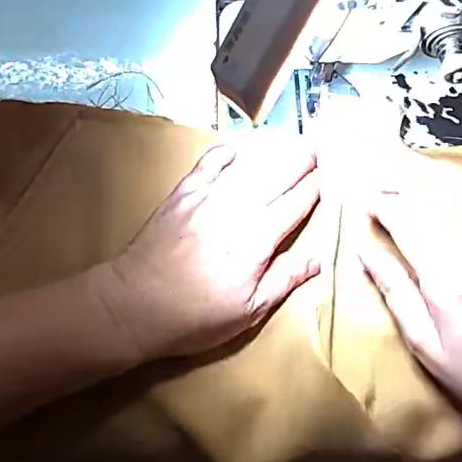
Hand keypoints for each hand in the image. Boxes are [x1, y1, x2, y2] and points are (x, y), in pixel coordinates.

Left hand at [88, 139, 321, 360]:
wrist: (134, 304)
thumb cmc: (195, 316)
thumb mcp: (248, 311)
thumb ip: (284, 279)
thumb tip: (318, 260)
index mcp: (257, 239)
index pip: (294, 205)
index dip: (312, 190)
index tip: (326, 178)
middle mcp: (235, 210)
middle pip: (275, 178)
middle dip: (298, 163)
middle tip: (314, 150)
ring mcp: (206, 198)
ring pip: (246, 169)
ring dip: (270, 155)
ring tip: (288, 145)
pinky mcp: (181, 196)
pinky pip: (206, 166)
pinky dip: (222, 155)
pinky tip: (234, 150)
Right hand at [355, 156, 461, 461]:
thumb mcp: (426, 346)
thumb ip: (395, 292)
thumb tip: (364, 252)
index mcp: (448, 281)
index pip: (406, 222)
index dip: (382, 207)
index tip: (363, 204)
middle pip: (432, 203)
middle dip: (400, 193)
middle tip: (379, 194)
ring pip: (461, 200)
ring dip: (429, 192)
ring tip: (407, 195)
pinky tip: (451, 205)